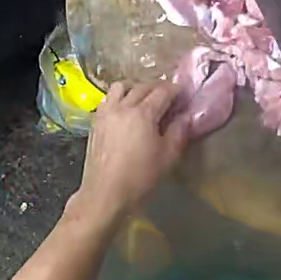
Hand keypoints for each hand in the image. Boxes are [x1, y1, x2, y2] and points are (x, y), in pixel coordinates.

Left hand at [71, 81, 190, 222]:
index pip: (162, 92)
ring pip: (120, 87)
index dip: (175, 90)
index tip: (183, 93)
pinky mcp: (95, 122)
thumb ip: (178, 132)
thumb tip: (184, 117)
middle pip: (141, 86)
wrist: (106, 193)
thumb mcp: (168, 157)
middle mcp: (122, 107)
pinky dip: (119, 97)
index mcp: (142, 114)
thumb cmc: (140, 177)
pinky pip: (108, 99)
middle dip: (157, 87)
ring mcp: (106, 113)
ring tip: (144, 97)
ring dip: (135, 87)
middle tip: (168, 95)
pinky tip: (125, 109)